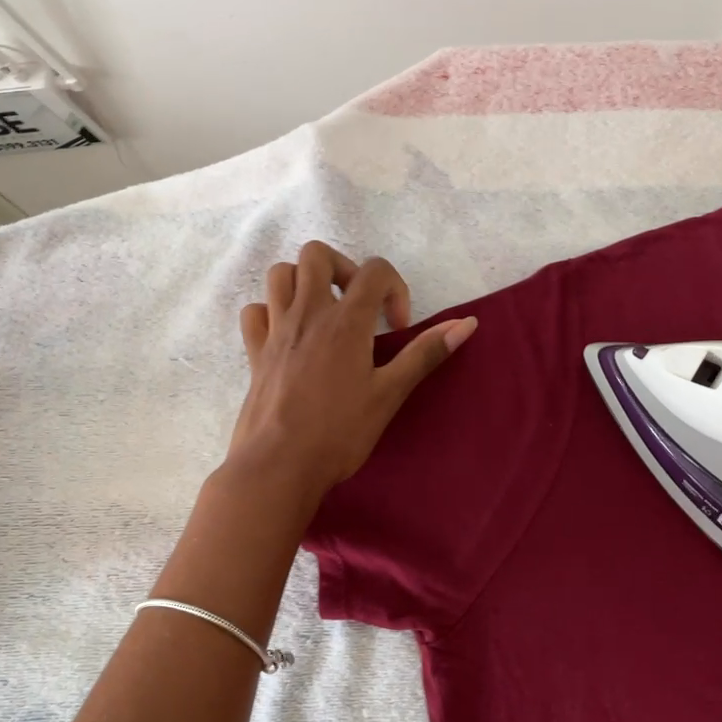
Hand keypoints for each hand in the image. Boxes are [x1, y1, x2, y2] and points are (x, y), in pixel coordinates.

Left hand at [229, 241, 475, 493]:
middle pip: (317, 255)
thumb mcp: (390, 393)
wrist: (279, 466)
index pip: (374, 270)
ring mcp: (276, 330)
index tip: (397, 327)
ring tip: (325, 313)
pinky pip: (255, 311)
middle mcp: (306, 314)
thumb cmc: (340, 432)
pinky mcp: (254, 352)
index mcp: (345, 321)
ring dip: (305, 282)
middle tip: (359, 305)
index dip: (395, 288)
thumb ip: (426, 353)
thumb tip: (467, 324)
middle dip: (344, 269)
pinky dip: (272, 311)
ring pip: (280, 274)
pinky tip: (289, 334)